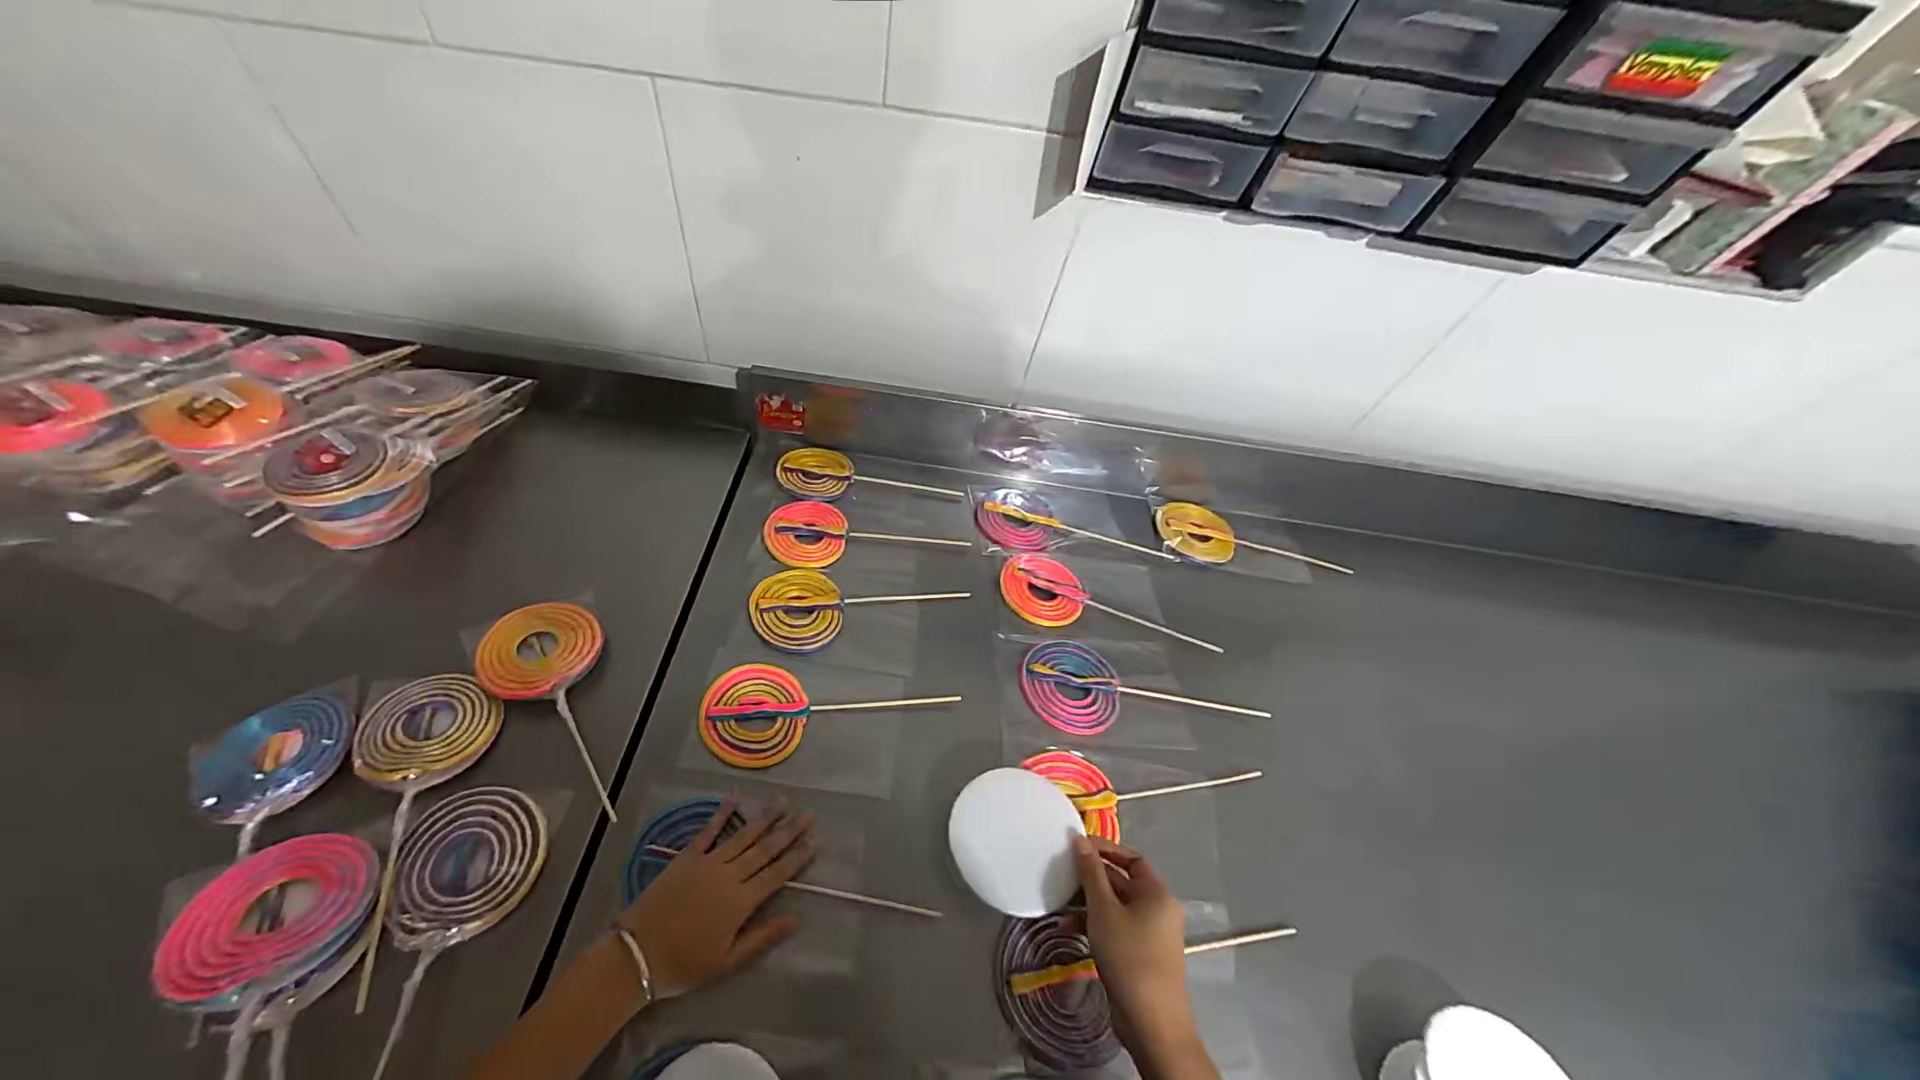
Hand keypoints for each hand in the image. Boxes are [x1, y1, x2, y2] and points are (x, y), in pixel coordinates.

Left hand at [616, 798, 815, 998]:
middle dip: (789, 831)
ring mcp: (707, 863)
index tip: (816, 840)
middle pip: (766, 849)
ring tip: (783, 801)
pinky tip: (734, 797)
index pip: (778, 873)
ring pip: (744, 835)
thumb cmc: (683, 965)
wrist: (635, 955)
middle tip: (809, 814)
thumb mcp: (727, 962)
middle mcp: (729, 876)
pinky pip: (708, 831)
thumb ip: (762, 937)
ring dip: (765, 818)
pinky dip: (722, 813)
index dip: (799, 856)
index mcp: (741, 902)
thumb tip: (796, 918)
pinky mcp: (686, 858)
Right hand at [1071, 835, 1216, 1079]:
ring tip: (1061, 908)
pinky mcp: (1141, 954)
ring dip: (1088, 905)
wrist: (1151, 1024)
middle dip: (1091, 880)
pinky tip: (1070, 931)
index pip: (1131, 858)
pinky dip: (1095, 925)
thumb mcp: (1103, 911)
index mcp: (1157, 893)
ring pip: (1116, 907)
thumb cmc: (1129, 957)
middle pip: (1122, 882)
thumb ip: (1090, 873)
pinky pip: (1116, 927)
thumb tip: (1080, 840)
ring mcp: (1150, 934)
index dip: (1105, 850)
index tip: (1076, 846)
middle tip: (1062, 875)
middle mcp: (1158, 909)